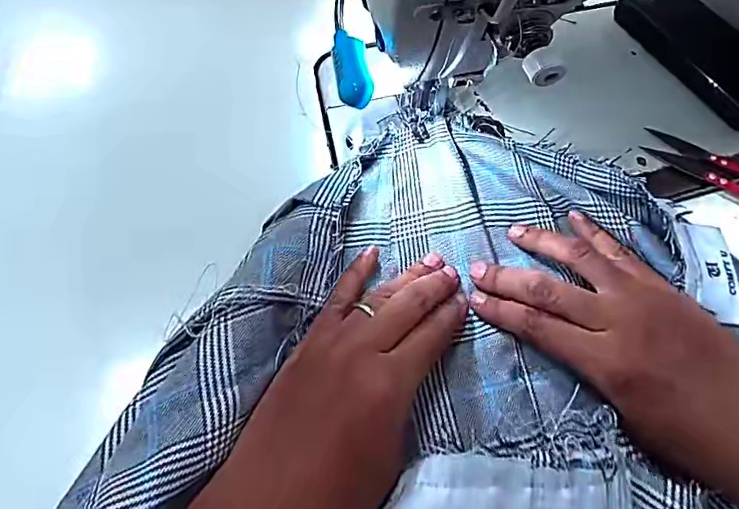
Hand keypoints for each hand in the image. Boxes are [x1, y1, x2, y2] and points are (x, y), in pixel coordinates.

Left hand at [191, 248, 464, 508]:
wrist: (273, 491)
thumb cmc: (338, 488)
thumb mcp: (390, 452)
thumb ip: (406, 401)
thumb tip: (416, 367)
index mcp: (389, 385)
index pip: (430, 338)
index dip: (450, 318)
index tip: (465, 302)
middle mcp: (362, 352)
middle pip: (407, 308)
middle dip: (434, 288)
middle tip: (453, 273)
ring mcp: (333, 340)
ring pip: (378, 296)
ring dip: (406, 277)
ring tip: (429, 261)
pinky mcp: (311, 338)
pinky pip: (338, 297)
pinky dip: (355, 273)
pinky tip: (370, 254)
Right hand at [467, 211, 738, 472]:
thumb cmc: (694, 438)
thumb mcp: (628, 417)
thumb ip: (590, 372)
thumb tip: (562, 343)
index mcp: (608, 363)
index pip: (539, 328)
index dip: (502, 311)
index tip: (476, 299)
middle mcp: (619, 321)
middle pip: (548, 289)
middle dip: (507, 277)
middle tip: (479, 267)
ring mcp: (641, 297)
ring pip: (579, 257)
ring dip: (542, 241)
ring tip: (515, 230)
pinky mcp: (661, 286)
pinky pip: (620, 252)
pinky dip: (594, 232)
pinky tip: (574, 217)